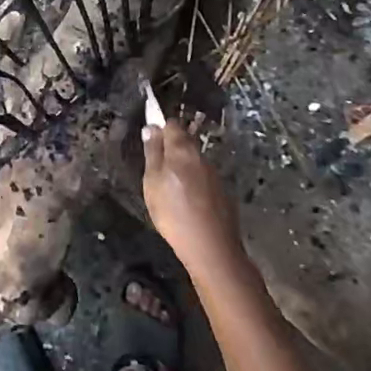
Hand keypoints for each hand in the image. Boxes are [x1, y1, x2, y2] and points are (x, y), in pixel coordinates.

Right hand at [143, 121, 243, 274]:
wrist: (211, 246)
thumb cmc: (173, 213)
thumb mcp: (152, 183)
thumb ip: (152, 153)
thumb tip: (151, 127)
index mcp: (182, 149)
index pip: (171, 124)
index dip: (159, 128)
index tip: (150, 143)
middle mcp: (200, 155)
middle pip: (184, 140)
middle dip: (171, 147)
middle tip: (156, 168)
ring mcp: (213, 172)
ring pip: (193, 158)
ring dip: (182, 164)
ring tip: (170, 186)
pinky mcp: (221, 189)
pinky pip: (202, 175)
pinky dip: (192, 180)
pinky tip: (186, 199)